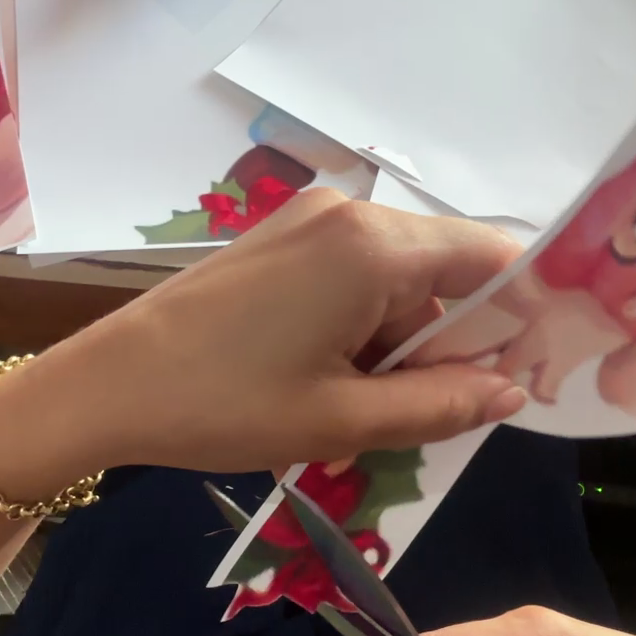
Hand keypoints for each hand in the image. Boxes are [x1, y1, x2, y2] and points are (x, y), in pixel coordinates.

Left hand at [0, 189, 528, 491]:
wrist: (108, 387)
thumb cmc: (225, 404)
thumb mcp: (342, 419)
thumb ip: (440, 403)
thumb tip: (511, 391)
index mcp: (374, 245)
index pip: (492, 258)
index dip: (523, 313)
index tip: (527, 372)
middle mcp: (345, 216)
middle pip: (439, 272)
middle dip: (447, 342)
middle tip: (433, 413)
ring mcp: (302, 226)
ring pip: (390, 282)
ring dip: (395, 344)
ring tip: (361, 410)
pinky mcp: (271, 247)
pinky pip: (344, 281)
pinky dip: (355, 329)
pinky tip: (325, 381)